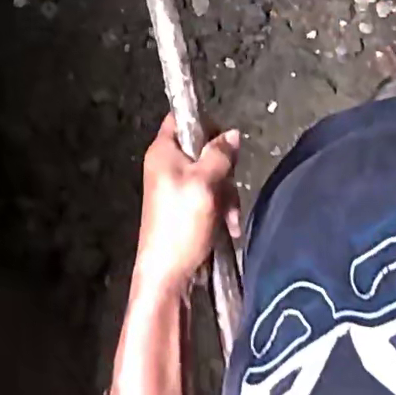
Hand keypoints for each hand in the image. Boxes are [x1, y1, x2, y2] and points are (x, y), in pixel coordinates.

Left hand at [132, 113, 241, 296]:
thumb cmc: (181, 223)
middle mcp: (167, 164)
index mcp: (163, 151)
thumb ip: (220, 155)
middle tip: (228, 188)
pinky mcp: (184, 207)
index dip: (204, 122)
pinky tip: (228, 228)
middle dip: (223, 170)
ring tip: (229, 218)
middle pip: (203, 148)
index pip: (181, 118)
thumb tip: (233, 134)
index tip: (223, 140)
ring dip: (226, 195)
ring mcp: (175, 187)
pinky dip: (221, 209)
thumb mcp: (205, 183)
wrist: (166, 276)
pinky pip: (209, 196)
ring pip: (211, 174)